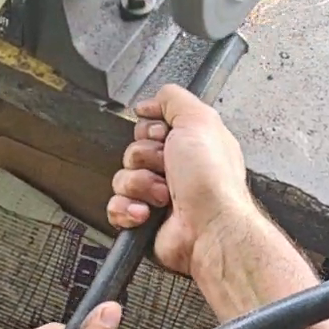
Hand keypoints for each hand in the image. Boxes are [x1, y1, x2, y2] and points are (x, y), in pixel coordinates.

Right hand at [107, 84, 262, 275]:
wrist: (210, 229)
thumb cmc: (212, 181)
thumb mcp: (199, 120)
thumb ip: (175, 100)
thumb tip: (151, 101)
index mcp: (190, 145)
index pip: (149, 127)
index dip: (150, 131)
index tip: (162, 137)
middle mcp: (176, 171)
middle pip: (133, 152)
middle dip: (145, 159)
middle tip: (166, 169)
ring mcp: (159, 198)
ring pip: (122, 179)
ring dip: (139, 185)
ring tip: (162, 196)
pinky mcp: (145, 222)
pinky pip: (116, 207)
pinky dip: (127, 209)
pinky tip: (145, 213)